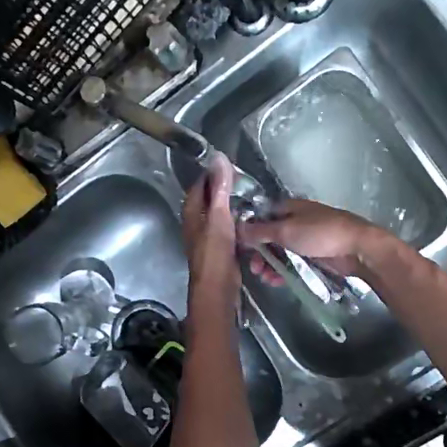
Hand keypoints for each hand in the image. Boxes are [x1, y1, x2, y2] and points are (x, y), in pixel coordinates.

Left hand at [183, 153, 239, 316]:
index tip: (232, 167)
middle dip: (226, 190)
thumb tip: (219, 157)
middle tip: (247, 182)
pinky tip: (253, 222)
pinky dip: (239, 224)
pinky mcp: (221, 250)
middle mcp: (197, 223)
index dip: (214, 174)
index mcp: (192, 213)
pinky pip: (230, 230)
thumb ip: (220, 189)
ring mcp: (209, 237)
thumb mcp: (219, 217)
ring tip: (253, 199)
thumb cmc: (215, 252)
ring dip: (234, 208)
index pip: (200, 185)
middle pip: (211, 200)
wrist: (217, 289)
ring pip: (221, 216)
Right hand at [238, 199, 385, 282]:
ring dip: (270, 263)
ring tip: (264, 276)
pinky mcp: (314, 255)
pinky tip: (276, 280)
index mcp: (289, 207)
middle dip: (259, 252)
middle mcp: (296, 220)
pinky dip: (283, 269)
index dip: (249, 231)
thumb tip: (237, 228)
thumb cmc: (320, 233)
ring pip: (280, 251)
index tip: (239, 247)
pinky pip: (293, 261)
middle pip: (269, 236)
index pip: (261, 216)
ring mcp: (306, 238)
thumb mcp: (286, 230)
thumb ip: (260, 231)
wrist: (357, 248)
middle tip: (254, 268)